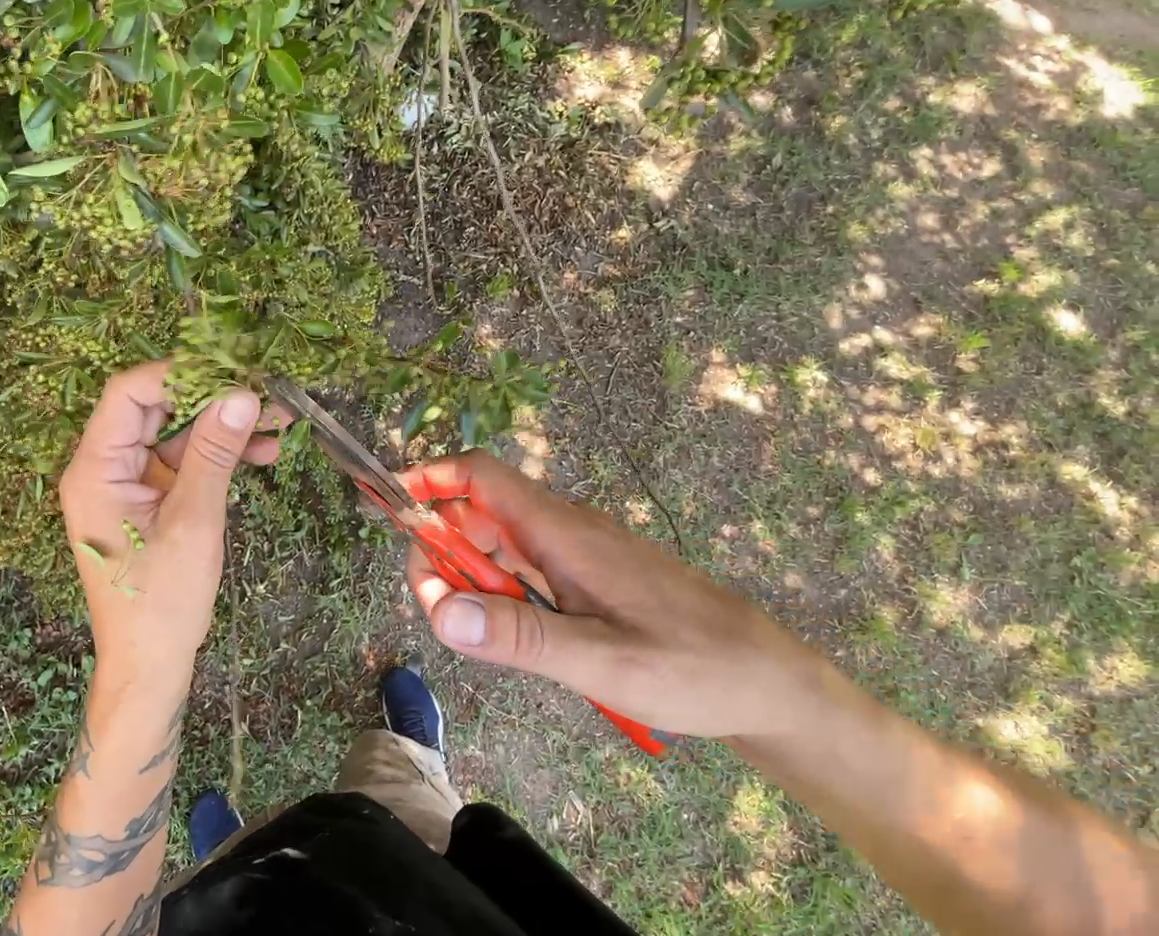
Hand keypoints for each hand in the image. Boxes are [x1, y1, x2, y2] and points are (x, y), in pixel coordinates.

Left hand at [58, 361, 282, 677]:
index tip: (231, 372)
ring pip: (173, 436)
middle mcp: (103, 469)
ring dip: (221, 431)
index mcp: (96, 469)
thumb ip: (214, 454)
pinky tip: (260, 455)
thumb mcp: (193, 521)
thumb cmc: (162, 600)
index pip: (128, 394)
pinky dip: (215, 459)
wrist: (150, 665)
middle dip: (210, 401)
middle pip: (154, 411)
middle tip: (263, 396)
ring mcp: (126, 485)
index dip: (179, 375)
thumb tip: (242, 395)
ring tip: (277, 425)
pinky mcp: (146, 502)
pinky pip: (180, 464)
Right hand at [399, 450, 840, 739]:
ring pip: (499, 542)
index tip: (388, 505)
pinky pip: (524, 569)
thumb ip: (521, 637)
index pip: (481, 476)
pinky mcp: (588, 580)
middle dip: (438, 543)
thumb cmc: (696, 669)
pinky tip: (506, 631)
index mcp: (564, 532)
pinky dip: (497, 590)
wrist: (775, 687)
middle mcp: (565, 531)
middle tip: (431, 602)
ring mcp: (578, 555)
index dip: (428, 478)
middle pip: (478, 510)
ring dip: (467, 572)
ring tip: (466, 625)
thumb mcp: (605, 661)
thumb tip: (440, 611)